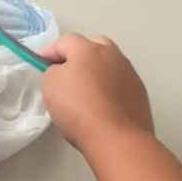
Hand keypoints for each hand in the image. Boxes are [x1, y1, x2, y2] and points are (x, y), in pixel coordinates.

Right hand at [41, 33, 153, 156]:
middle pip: (92, 45)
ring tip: (86, 90)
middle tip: (67, 71)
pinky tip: (102, 104)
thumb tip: (62, 71)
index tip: (41, 65)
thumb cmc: (79, 109)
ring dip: (96, 71)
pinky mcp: (140, 93)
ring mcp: (129, 73)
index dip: (50, 51)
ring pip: (109, 63)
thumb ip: (53, 71)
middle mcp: (112, 54)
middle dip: (78, 54)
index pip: (65, 41)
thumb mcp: (50, 86)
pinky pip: (119, 83)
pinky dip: (109, 88)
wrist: (118, 139)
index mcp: (88, 49)